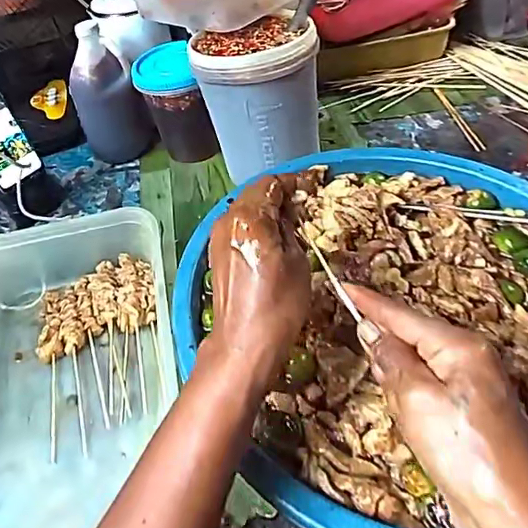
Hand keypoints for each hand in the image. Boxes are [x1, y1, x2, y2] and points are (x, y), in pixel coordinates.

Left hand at [207, 175, 310, 387]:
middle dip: (278, 194)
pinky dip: (255, 224)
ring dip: (266, 208)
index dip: (293, 182)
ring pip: (244, 208)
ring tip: (291, 220)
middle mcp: (228, 220)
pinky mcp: (216, 253)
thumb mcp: (298, 261)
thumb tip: (289, 213)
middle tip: (303, 203)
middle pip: (254, 193)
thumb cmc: (278, 306)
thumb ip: (291, 228)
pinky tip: (272, 237)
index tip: (311, 186)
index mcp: (249, 217)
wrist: (243, 345)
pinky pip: (238, 226)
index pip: (271, 184)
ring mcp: (218, 237)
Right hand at [343, 284, 527, 527]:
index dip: (371, 303)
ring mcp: (476, 387)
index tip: (344, 285)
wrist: (515, 519)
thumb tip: (371, 331)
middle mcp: (473, 359)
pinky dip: (410, 388)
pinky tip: (397, 398)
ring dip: (396, 366)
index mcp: (463, 347)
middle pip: (416, 337)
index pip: (405, 316)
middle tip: (351, 328)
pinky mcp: (472, 414)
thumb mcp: (417, 400)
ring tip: (371, 364)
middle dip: (385, 337)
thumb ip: (391, 360)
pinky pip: (431, 387)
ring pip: (422, 363)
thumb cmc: (465, 454)